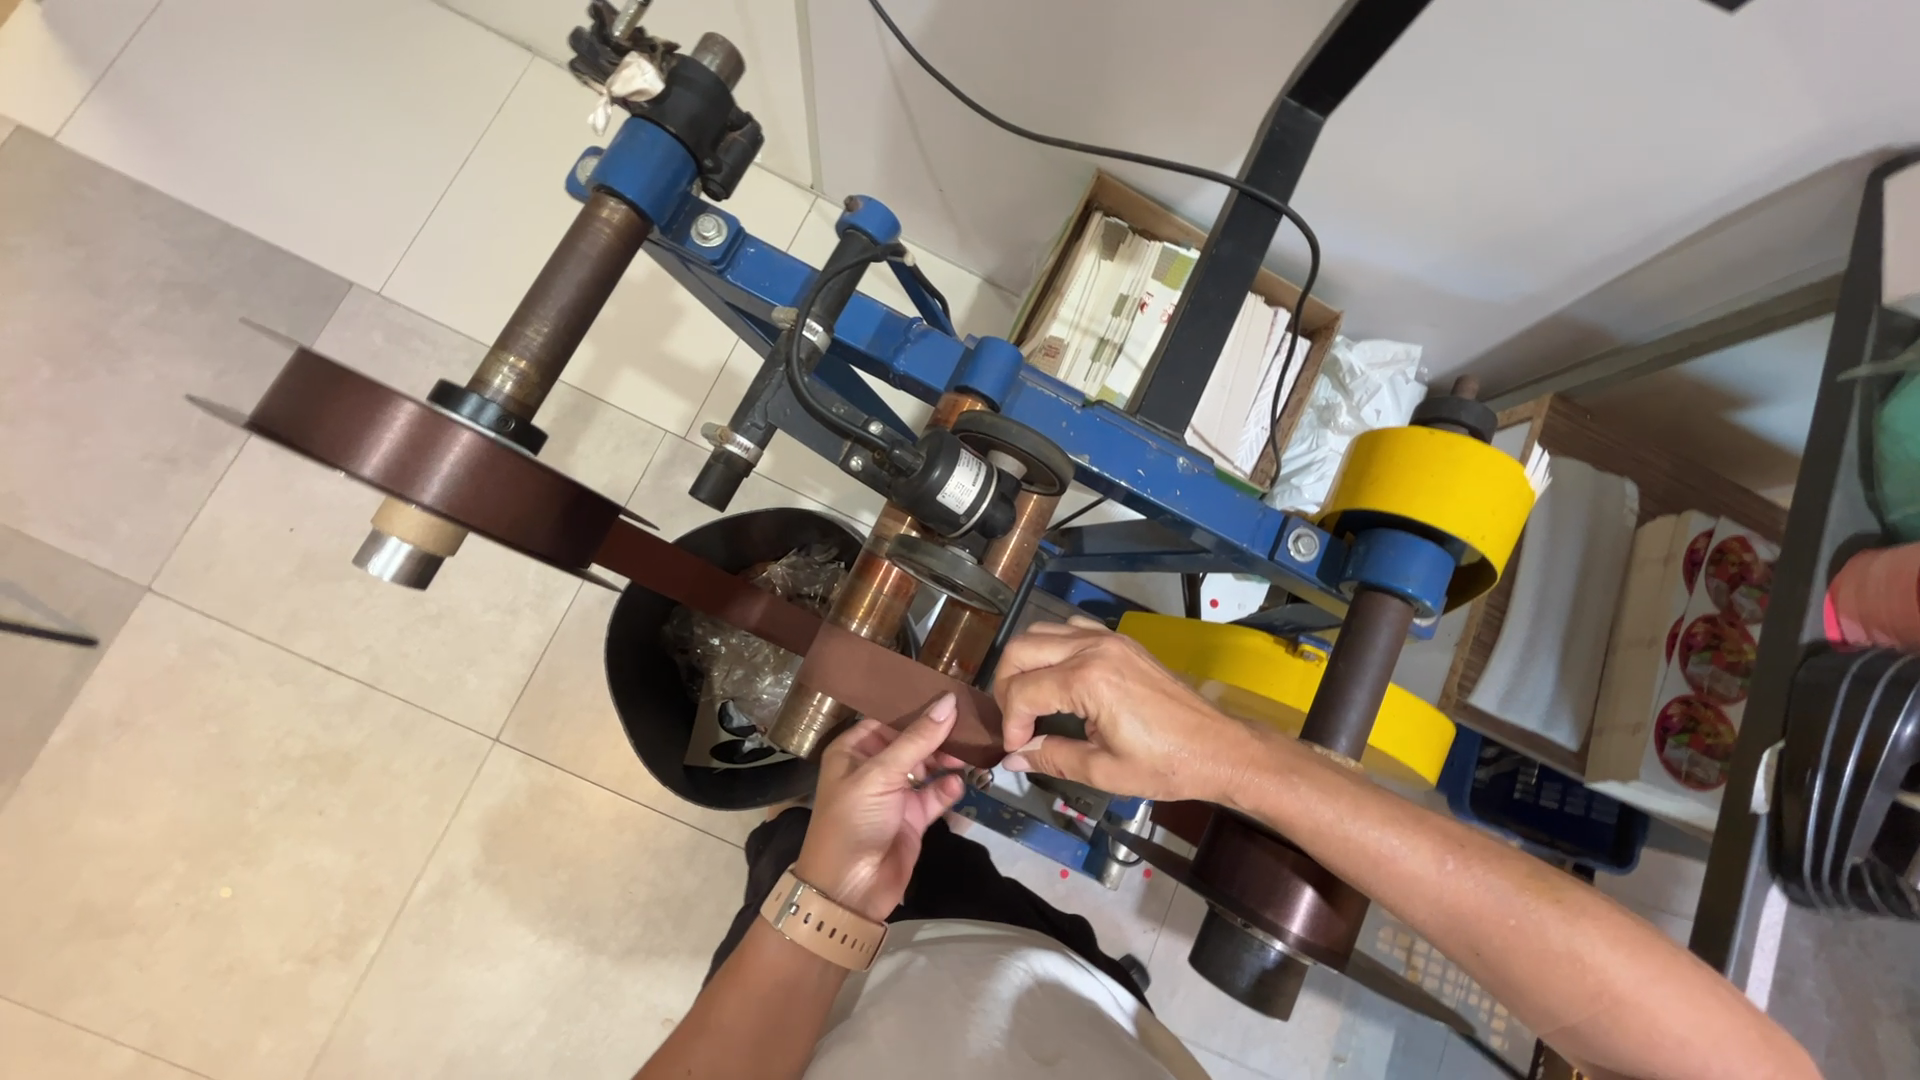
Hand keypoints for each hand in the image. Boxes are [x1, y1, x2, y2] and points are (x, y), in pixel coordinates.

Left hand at [793, 693, 968, 920]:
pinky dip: (947, 787)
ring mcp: (894, 793)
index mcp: (854, 750)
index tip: (951, 694)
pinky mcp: (912, 817)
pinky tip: (959, 782)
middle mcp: (874, 767)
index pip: (889, 719)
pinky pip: (935, 794)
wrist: (849, 890)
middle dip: (938, 734)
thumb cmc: (853, 821)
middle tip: (970, 722)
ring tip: (971, 751)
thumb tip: (948, 701)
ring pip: (927, 766)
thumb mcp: (881, 774)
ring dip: (947, 759)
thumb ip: (918, 738)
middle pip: (912, 741)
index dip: (918, 708)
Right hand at [993, 616, 1265, 803]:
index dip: (1010, 723)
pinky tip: (1058, 677)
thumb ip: (1051, 758)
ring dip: (1025, 662)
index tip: (1017, 747)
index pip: (1022, 692)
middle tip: (1015, 720)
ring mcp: (1108, 638)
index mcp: (1089, 680)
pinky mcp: (1120, 639)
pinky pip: (1070, 628)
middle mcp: (1093, 648)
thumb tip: (1011, 760)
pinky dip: (1052, 647)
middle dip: (1006, 685)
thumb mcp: (1103, 771)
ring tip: (1030, 698)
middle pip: (1020, 650)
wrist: (1218, 748)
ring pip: (1041, 631)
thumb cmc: (1165, 765)